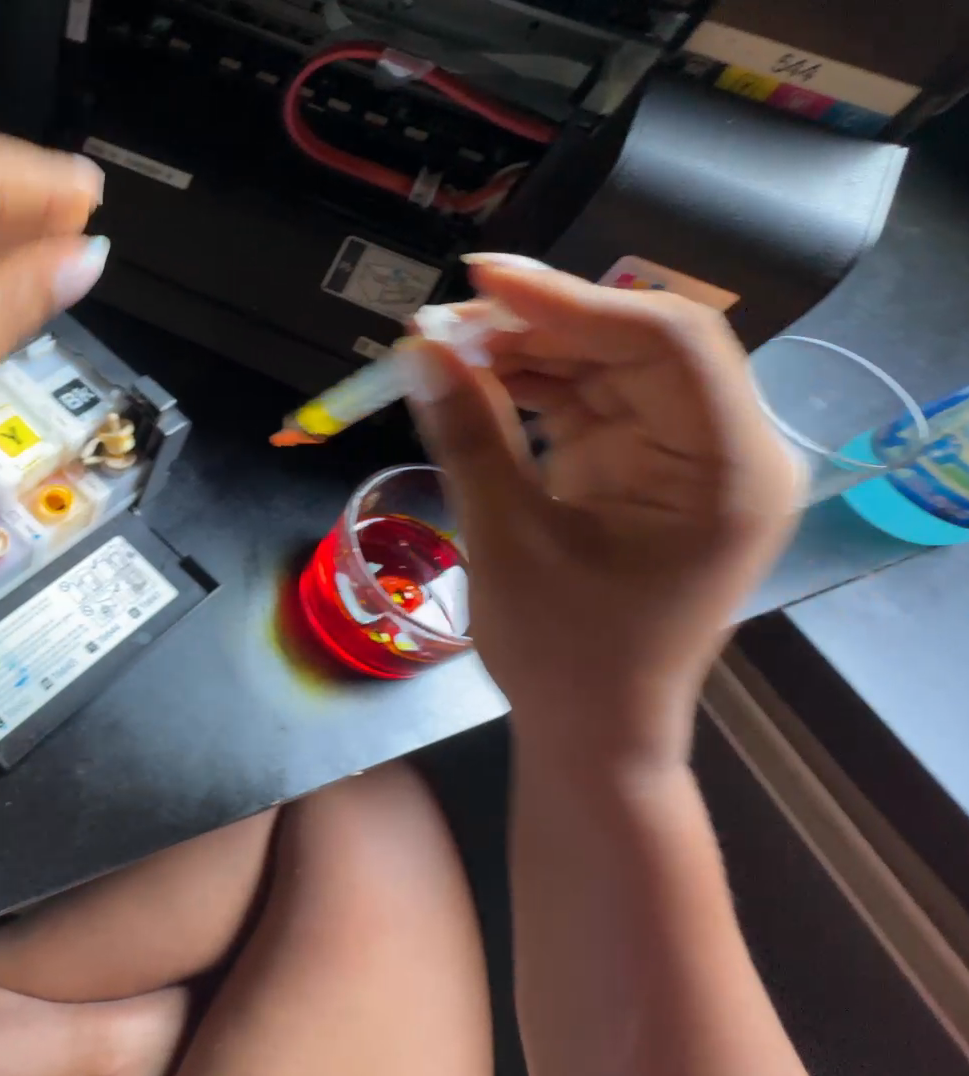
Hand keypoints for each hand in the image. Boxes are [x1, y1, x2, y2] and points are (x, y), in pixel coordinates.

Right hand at [407, 256, 800, 768]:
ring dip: (522, 354)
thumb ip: (469, 435)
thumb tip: (419, 351)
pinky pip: (582, 405)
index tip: (478, 281)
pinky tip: (471, 383)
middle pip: (634, 346)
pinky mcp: (636, 470)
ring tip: (441, 351)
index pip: (664, 344)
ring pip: (602, 369)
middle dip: (534, 326)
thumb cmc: (562, 650)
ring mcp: (677, 458)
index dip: (568, 300)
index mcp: (725, 469)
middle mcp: (719, 448)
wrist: (590, 725)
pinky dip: (524, 390)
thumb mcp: (506, 540)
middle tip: (438, 325)